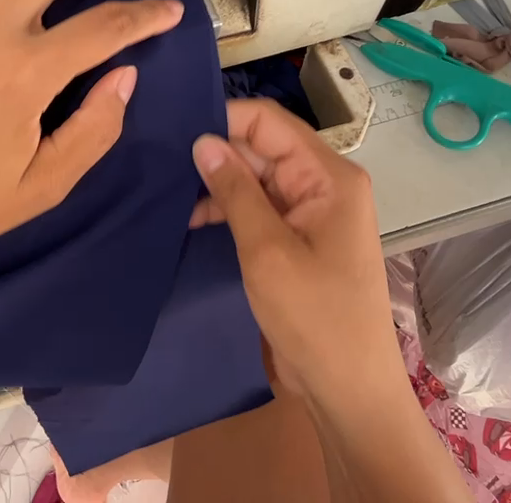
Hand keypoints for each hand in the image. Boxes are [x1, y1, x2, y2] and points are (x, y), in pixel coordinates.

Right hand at [190, 100, 401, 404]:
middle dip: (216, 151)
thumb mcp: (266, 250)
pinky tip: (189, 217)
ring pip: (256, 176)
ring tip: (167, 188)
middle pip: (262, 147)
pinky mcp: (298, 237)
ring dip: (218, 182)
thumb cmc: (315, 317)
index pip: (269, 122)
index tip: (175, 129)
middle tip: (160, 157)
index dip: (224, 119)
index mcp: (328, 175)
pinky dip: (228, 208)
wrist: (349, 391)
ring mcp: (311, 211)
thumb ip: (234, 189)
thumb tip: (201, 140)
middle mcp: (323, 183)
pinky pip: (259, 205)